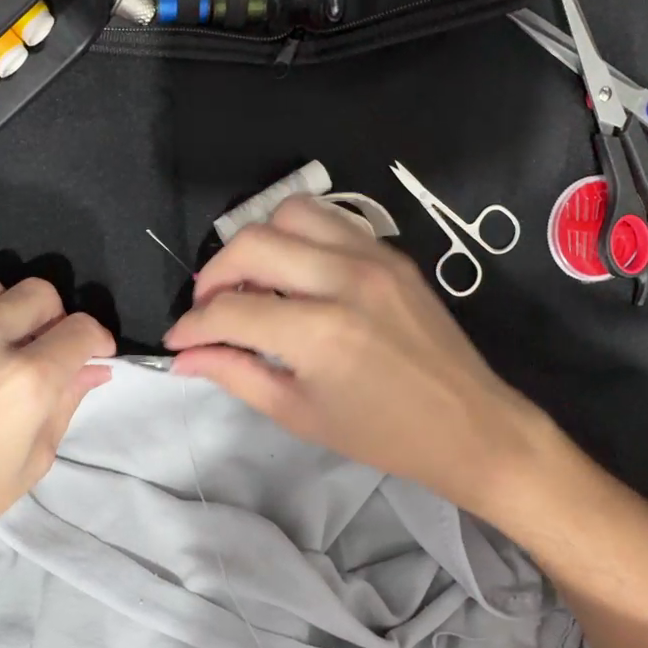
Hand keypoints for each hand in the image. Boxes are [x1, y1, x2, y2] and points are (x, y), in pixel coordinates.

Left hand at [0, 275, 114, 591]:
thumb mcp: (34, 460)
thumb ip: (66, 402)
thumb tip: (93, 366)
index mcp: (25, 383)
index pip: (80, 329)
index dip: (94, 339)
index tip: (90, 352)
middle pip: (38, 294)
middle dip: (53, 318)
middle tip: (40, 347)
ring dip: (0, 309)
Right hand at [163, 196, 552, 508]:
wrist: (469, 425)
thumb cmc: (381, 434)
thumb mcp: (298, 413)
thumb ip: (236, 374)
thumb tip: (184, 357)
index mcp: (320, 333)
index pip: (231, 310)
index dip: (192, 326)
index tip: (178, 341)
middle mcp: (345, 280)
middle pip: (253, 243)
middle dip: (213, 275)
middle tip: (208, 309)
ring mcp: (374, 258)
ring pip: (290, 213)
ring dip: (257, 244)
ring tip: (251, 283)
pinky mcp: (392, 253)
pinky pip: (330, 222)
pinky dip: (298, 239)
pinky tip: (294, 276)